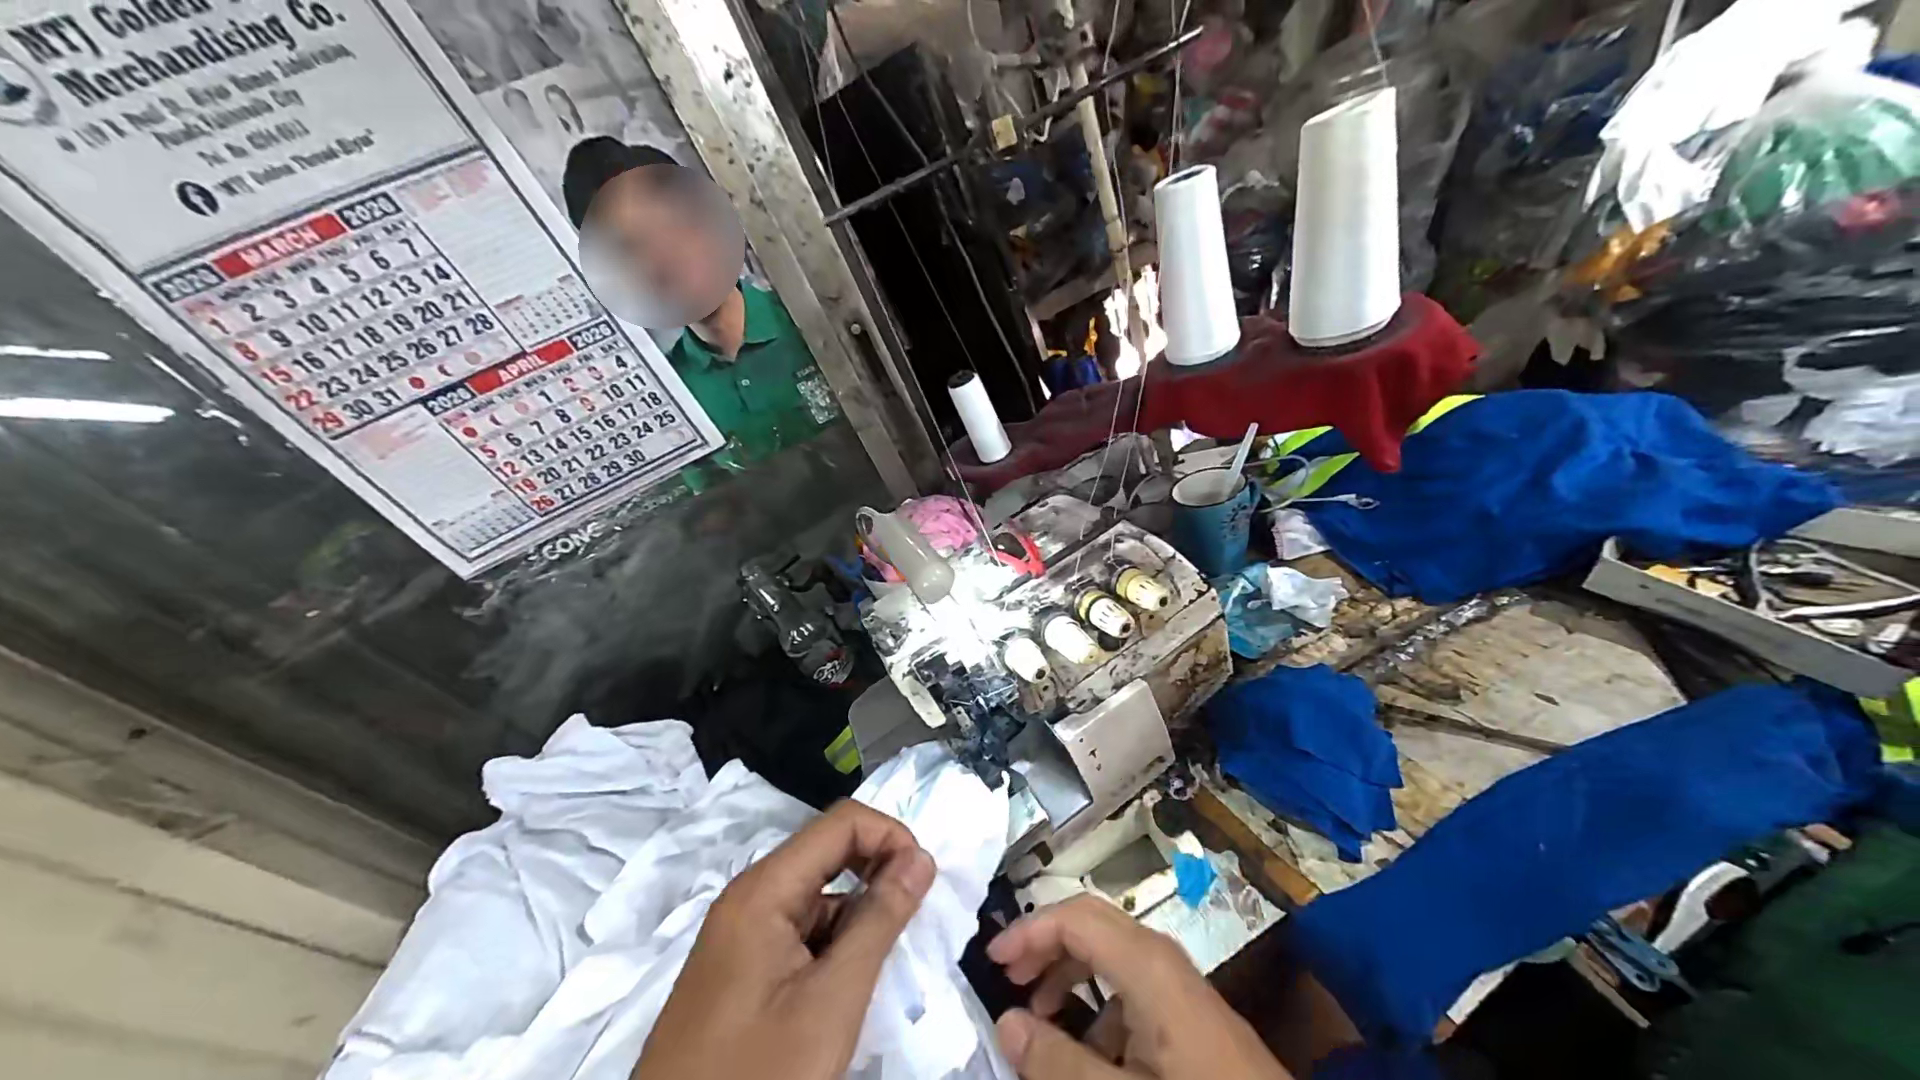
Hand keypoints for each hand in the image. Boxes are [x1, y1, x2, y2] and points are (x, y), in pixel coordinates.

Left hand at [634, 800, 935, 1079]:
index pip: (841, 822)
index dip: (890, 837)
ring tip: (886, 960)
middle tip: (913, 916)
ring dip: (860, 911)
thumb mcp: (832, 999)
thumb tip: (920, 857)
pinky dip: (836, 940)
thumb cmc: (759, 1074)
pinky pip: (802, 928)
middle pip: (828, 851)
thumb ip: (880, 920)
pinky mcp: (744, 965)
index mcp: (764, 889)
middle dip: (879, 870)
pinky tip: (851, 982)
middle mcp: (750, 896)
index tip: (923, 882)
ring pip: (818, 892)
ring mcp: (743, 931)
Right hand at [989, 895, 1293, 1079]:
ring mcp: (1182, 988)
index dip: (1029, 931)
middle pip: (1092, 925)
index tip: (991, 962)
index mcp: (1147, 966)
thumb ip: (1059, 1063)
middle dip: (1045, 943)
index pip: (1075, 917)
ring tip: (1039, 1013)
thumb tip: (1005, 1021)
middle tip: (1008, 977)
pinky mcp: (1192, 1018)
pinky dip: (1098, 1005)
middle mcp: (1164, 961)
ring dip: (1068, 972)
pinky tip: (1091, 1053)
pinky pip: (1131, 988)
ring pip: (1111, 955)